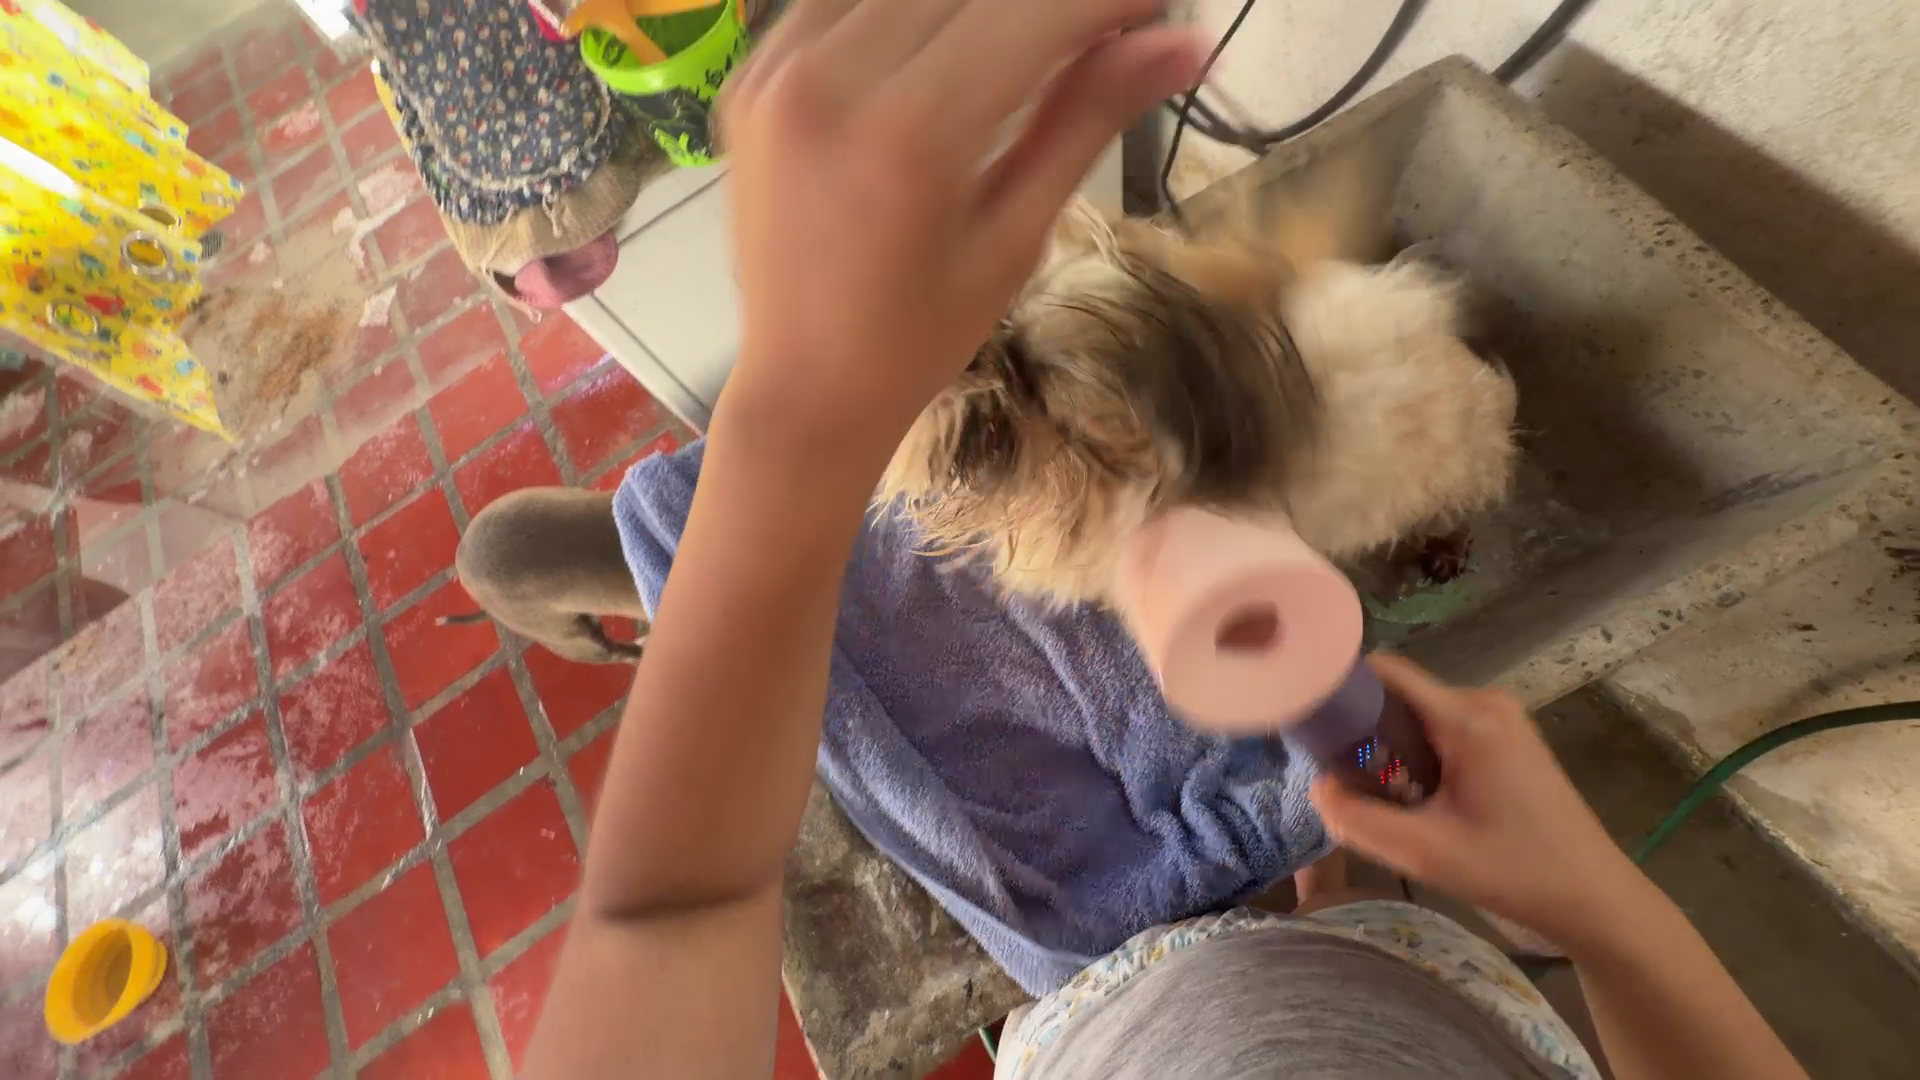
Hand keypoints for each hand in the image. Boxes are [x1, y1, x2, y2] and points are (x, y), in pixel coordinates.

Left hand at [717, 0, 1202, 444]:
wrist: (807, 390)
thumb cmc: (917, 345)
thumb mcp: (1011, 244)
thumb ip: (1083, 126)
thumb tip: (1178, 47)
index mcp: (909, 135)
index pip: (1031, 12)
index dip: (1106, 0)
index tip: (1154, 10)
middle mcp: (830, 77)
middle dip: (1050, 4)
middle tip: (1097, 37)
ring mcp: (776, 71)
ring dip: (979, 9)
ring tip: (1022, 56)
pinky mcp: (749, 81)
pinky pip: (841, 2)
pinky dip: (905, 15)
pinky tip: (939, 59)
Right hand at [1309, 654, 1648, 948]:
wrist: (1600, 905)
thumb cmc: (1517, 873)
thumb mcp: (1425, 853)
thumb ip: (1357, 819)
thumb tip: (1317, 785)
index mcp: (1467, 717)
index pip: (1383, 670)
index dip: (1341, 685)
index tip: (1310, 716)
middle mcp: (1483, 702)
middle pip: (1395, 692)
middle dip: (1362, 727)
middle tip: (1345, 772)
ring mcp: (1498, 718)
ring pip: (1412, 712)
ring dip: (1387, 744)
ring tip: (1379, 789)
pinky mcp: (1503, 737)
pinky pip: (1436, 725)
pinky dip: (1412, 751)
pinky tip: (1413, 793)